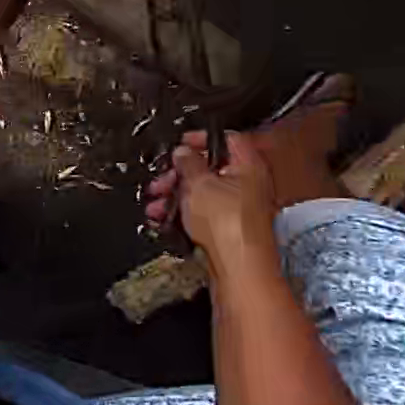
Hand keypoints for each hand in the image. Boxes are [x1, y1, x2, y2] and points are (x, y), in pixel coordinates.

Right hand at [145, 130, 279, 262]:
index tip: (180, 145)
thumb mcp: (198, 183)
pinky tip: (164, 218)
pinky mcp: (229, 227)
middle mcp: (249, 184)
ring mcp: (240, 207)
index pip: (227, 139)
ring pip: (202, 192)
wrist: (238, 265)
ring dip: (175, 195)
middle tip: (161, 180)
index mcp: (248, 166)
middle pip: (209, 168)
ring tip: (156, 204)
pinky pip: (202, 212)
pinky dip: (183, 212)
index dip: (200, 139)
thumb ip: (188, 162)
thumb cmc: (227, 223)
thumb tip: (183, 151)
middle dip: (179, 174)